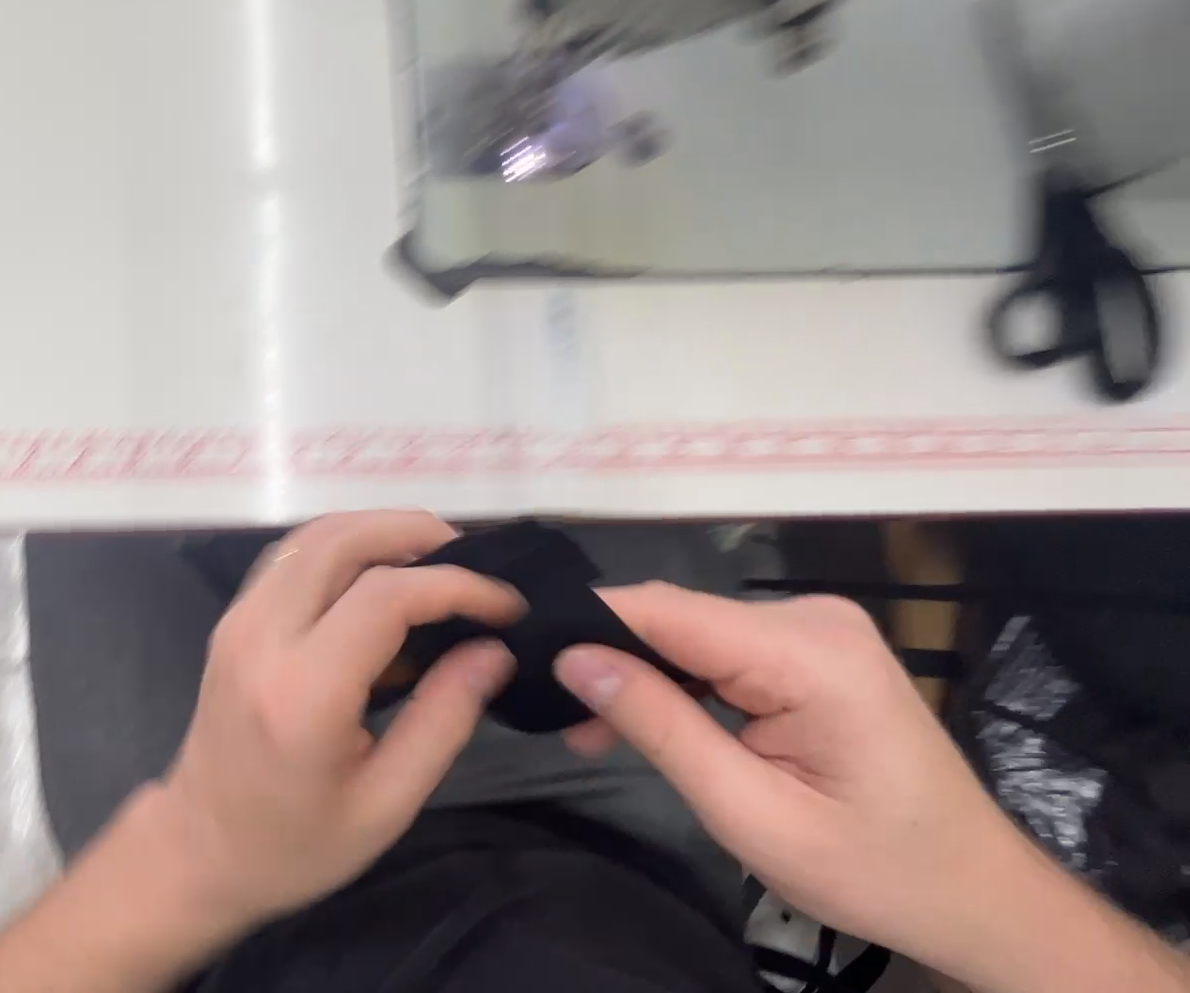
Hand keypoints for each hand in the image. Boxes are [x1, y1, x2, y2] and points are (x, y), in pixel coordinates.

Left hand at [145, 511, 524, 924]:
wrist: (199, 846)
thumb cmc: (296, 843)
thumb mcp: (387, 803)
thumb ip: (443, 718)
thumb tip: (494, 649)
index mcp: (302, 691)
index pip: (385, 596)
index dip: (456, 585)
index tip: (505, 604)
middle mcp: (262, 636)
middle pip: (340, 539)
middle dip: (413, 531)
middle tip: (470, 559)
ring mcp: (238, 620)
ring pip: (311, 536)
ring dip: (375, 530)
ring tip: (433, 560)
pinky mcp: (233, 618)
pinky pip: (290, 556)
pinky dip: (341, 546)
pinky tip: (378, 574)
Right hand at [552, 585, 1026, 963]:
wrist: (978, 896)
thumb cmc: (871, 868)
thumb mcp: (747, 811)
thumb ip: (657, 725)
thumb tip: (572, 659)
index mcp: (809, 653)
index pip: (666, 611)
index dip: (590, 623)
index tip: (529, 654)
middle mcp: (809, 617)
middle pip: (673, 618)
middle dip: (611, 661)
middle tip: (564, 719)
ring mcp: (811, 627)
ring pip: (685, 632)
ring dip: (638, 677)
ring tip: (593, 731)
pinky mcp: (805, 645)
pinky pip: (714, 647)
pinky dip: (674, 681)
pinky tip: (645, 717)